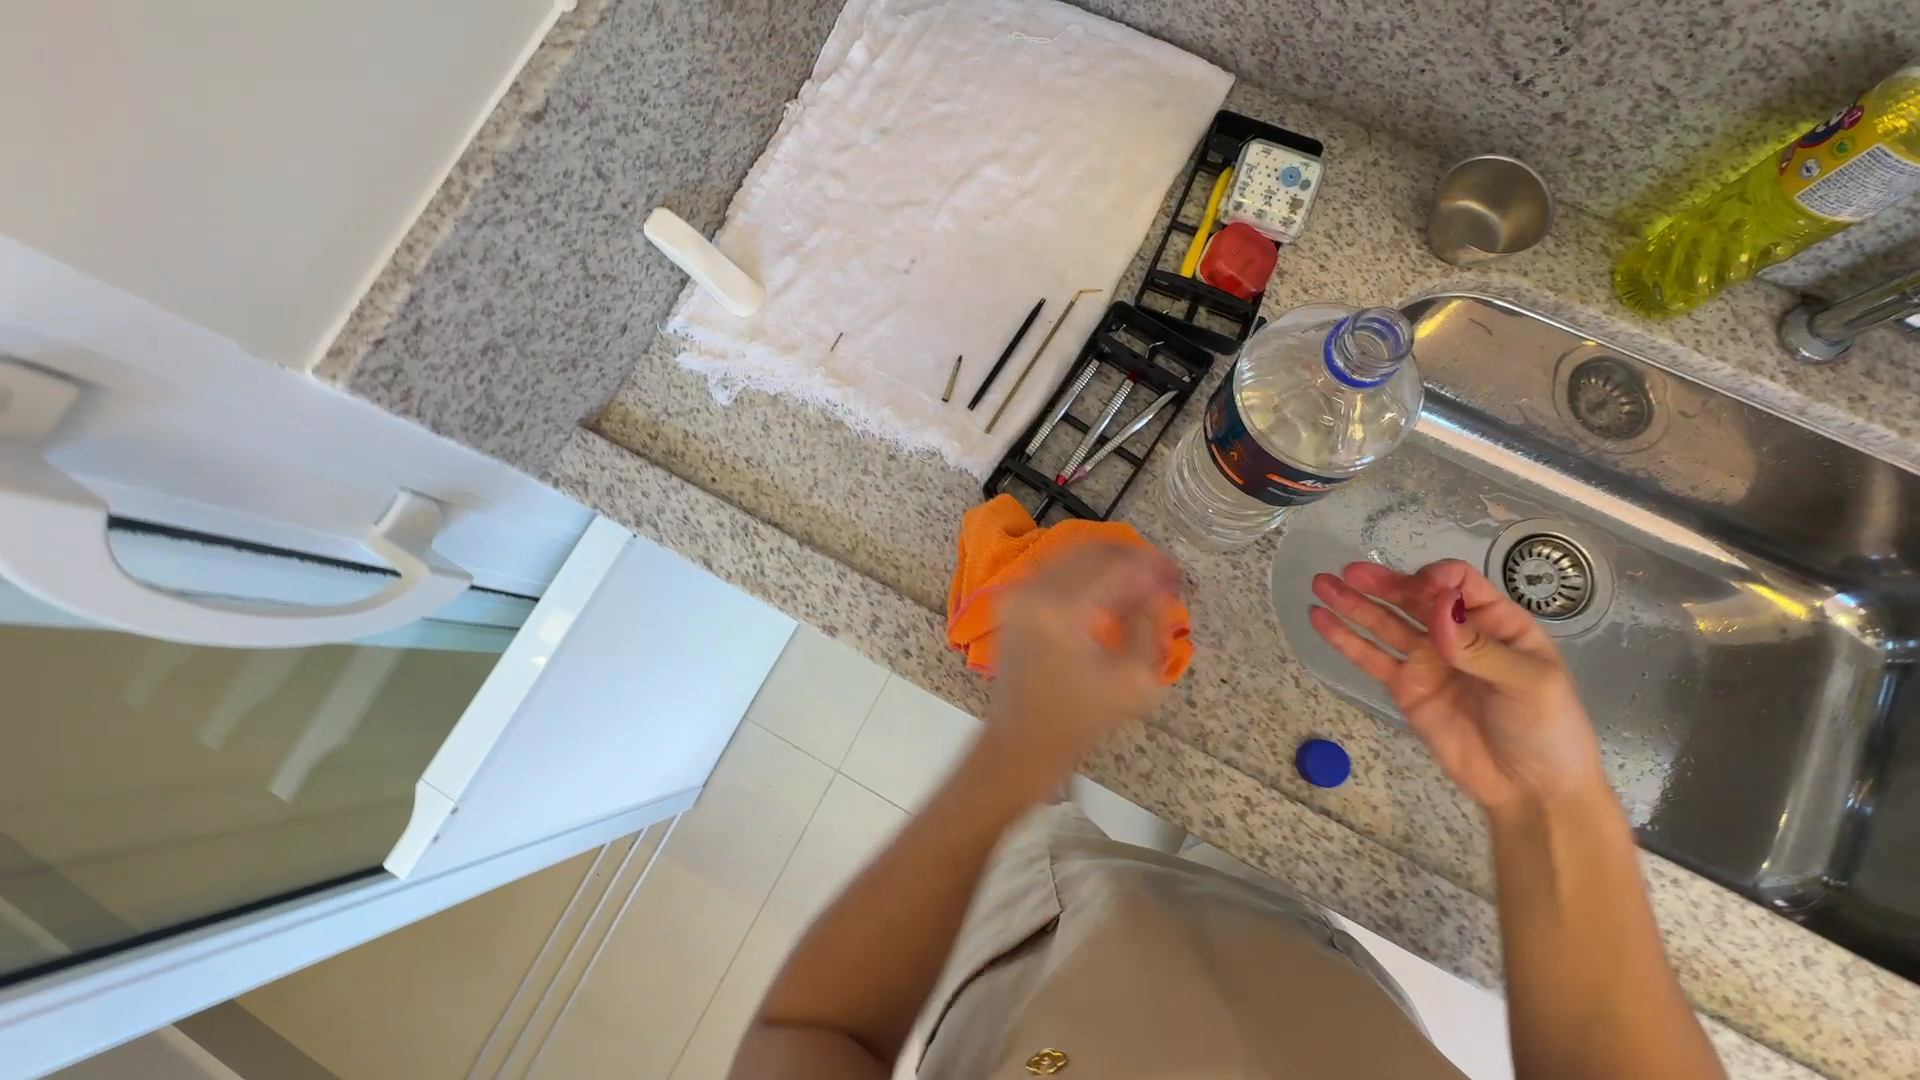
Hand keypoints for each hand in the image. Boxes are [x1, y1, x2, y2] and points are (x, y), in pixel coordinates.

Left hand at [986, 544, 1182, 780]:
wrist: (1022, 741)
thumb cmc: (1079, 720)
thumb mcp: (1133, 682)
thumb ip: (1150, 628)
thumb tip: (1159, 592)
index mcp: (1062, 611)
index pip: (1115, 567)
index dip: (1151, 565)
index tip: (1176, 574)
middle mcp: (1034, 591)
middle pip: (1092, 552)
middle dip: (1130, 559)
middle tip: (1160, 575)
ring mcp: (1018, 594)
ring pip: (1073, 557)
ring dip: (1108, 565)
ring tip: (1137, 585)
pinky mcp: (1013, 602)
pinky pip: (1055, 570)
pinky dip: (1084, 574)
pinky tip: (1107, 594)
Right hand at [1307, 559, 1607, 814]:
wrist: (1531, 790)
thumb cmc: (1548, 729)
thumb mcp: (1530, 683)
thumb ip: (1479, 646)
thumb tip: (1436, 607)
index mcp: (1497, 623)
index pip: (1459, 584)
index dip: (1436, 581)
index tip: (1422, 591)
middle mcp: (1457, 634)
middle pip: (1414, 597)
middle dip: (1382, 583)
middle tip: (1347, 572)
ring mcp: (1427, 660)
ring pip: (1384, 622)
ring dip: (1353, 602)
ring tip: (1321, 584)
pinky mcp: (1404, 687)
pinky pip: (1370, 656)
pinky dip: (1344, 638)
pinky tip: (1320, 618)